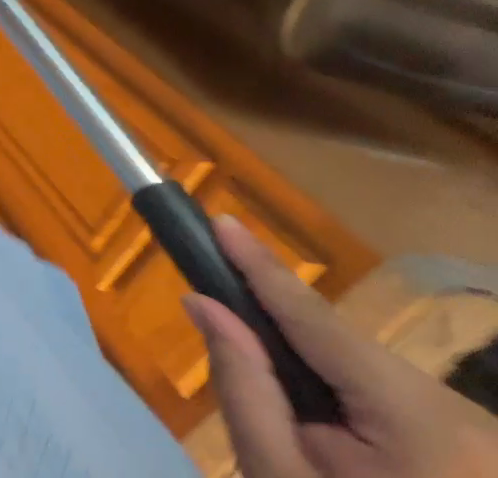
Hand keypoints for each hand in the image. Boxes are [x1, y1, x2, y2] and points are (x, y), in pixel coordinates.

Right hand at [186, 216, 497, 477]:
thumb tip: (204, 304)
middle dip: (285, 331)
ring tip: (289, 411)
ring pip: (374, 375)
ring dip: (319, 370)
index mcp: (418, 421)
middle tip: (220, 311)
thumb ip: (242, 382)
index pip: (317, 323)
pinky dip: (355, 399)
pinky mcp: (484, 450)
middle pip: (348, 349)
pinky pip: (401, 403)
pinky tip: (335, 432)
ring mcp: (485, 436)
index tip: (223, 221)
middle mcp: (468, 417)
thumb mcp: (275, 470)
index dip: (263, 270)